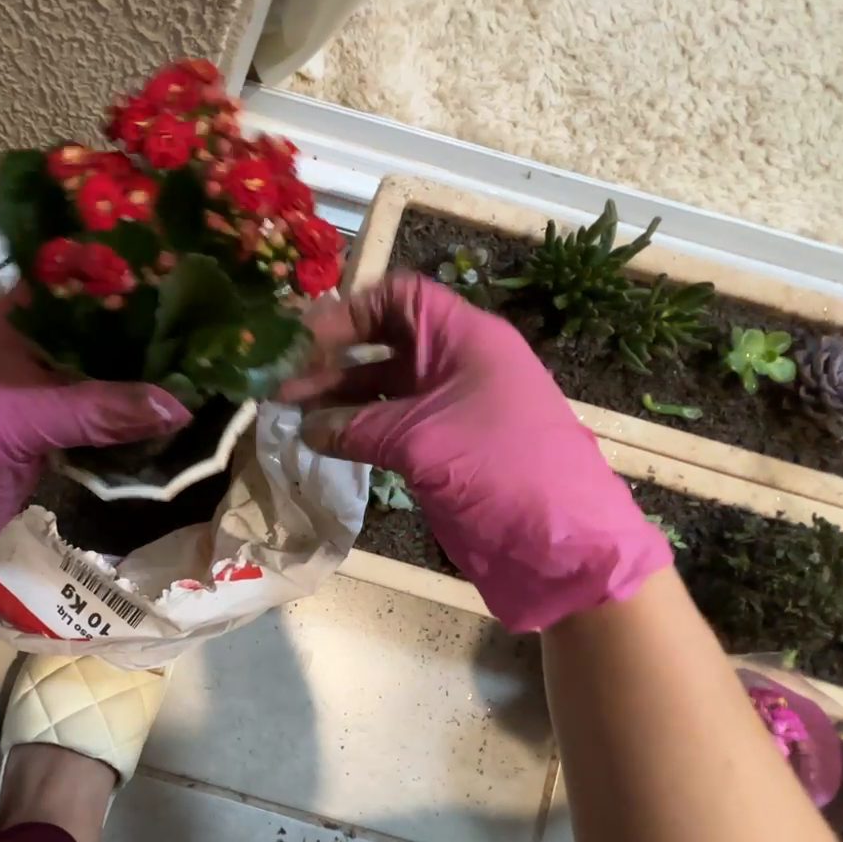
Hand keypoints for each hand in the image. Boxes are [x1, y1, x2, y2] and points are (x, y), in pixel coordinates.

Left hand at [0, 293, 191, 606]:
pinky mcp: (57, 429)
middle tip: (206, 321)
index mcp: (13, 320)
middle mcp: (32, 345)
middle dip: (146, 327)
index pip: (75, 278)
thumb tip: (180, 406)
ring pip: (105, 370)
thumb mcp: (23, 418)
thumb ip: (99, 409)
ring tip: (203, 359)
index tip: (183, 270)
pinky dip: (133, 412)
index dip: (125, 273)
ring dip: (144, 372)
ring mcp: (45, 389)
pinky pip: (104, 412)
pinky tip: (175, 406)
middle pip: (100, 326)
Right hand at [296, 272, 670, 630]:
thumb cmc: (498, 469)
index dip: (351, 310)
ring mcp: (444, 405)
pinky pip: (384, 423)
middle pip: (382, 340)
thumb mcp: (418, 440)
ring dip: (334, 396)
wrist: (558, 543)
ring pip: (379, 385)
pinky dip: (351, 427)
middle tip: (285, 379)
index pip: (399, 298)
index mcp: (462, 339)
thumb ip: (354, 428)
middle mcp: (451, 363)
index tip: (307, 340)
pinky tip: (317, 438)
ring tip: (288, 411)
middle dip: (332, 357)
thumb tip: (302, 428)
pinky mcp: (436, 445)